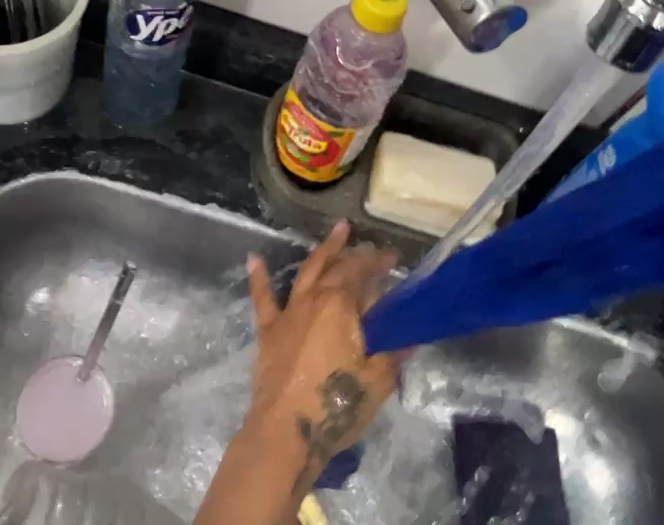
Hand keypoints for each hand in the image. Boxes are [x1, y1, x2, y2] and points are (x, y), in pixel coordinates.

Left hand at [244, 221, 402, 494]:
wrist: (286, 432)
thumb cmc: (335, 406)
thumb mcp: (377, 381)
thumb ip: (393, 353)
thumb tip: (410, 335)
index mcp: (340, 305)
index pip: (362, 272)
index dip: (377, 261)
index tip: (393, 257)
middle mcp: (312, 300)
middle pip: (334, 266)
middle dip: (351, 251)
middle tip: (360, 236)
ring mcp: (288, 313)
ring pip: (306, 272)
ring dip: (321, 251)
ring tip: (335, 232)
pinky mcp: (269, 331)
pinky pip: (263, 298)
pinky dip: (259, 277)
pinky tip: (253, 258)